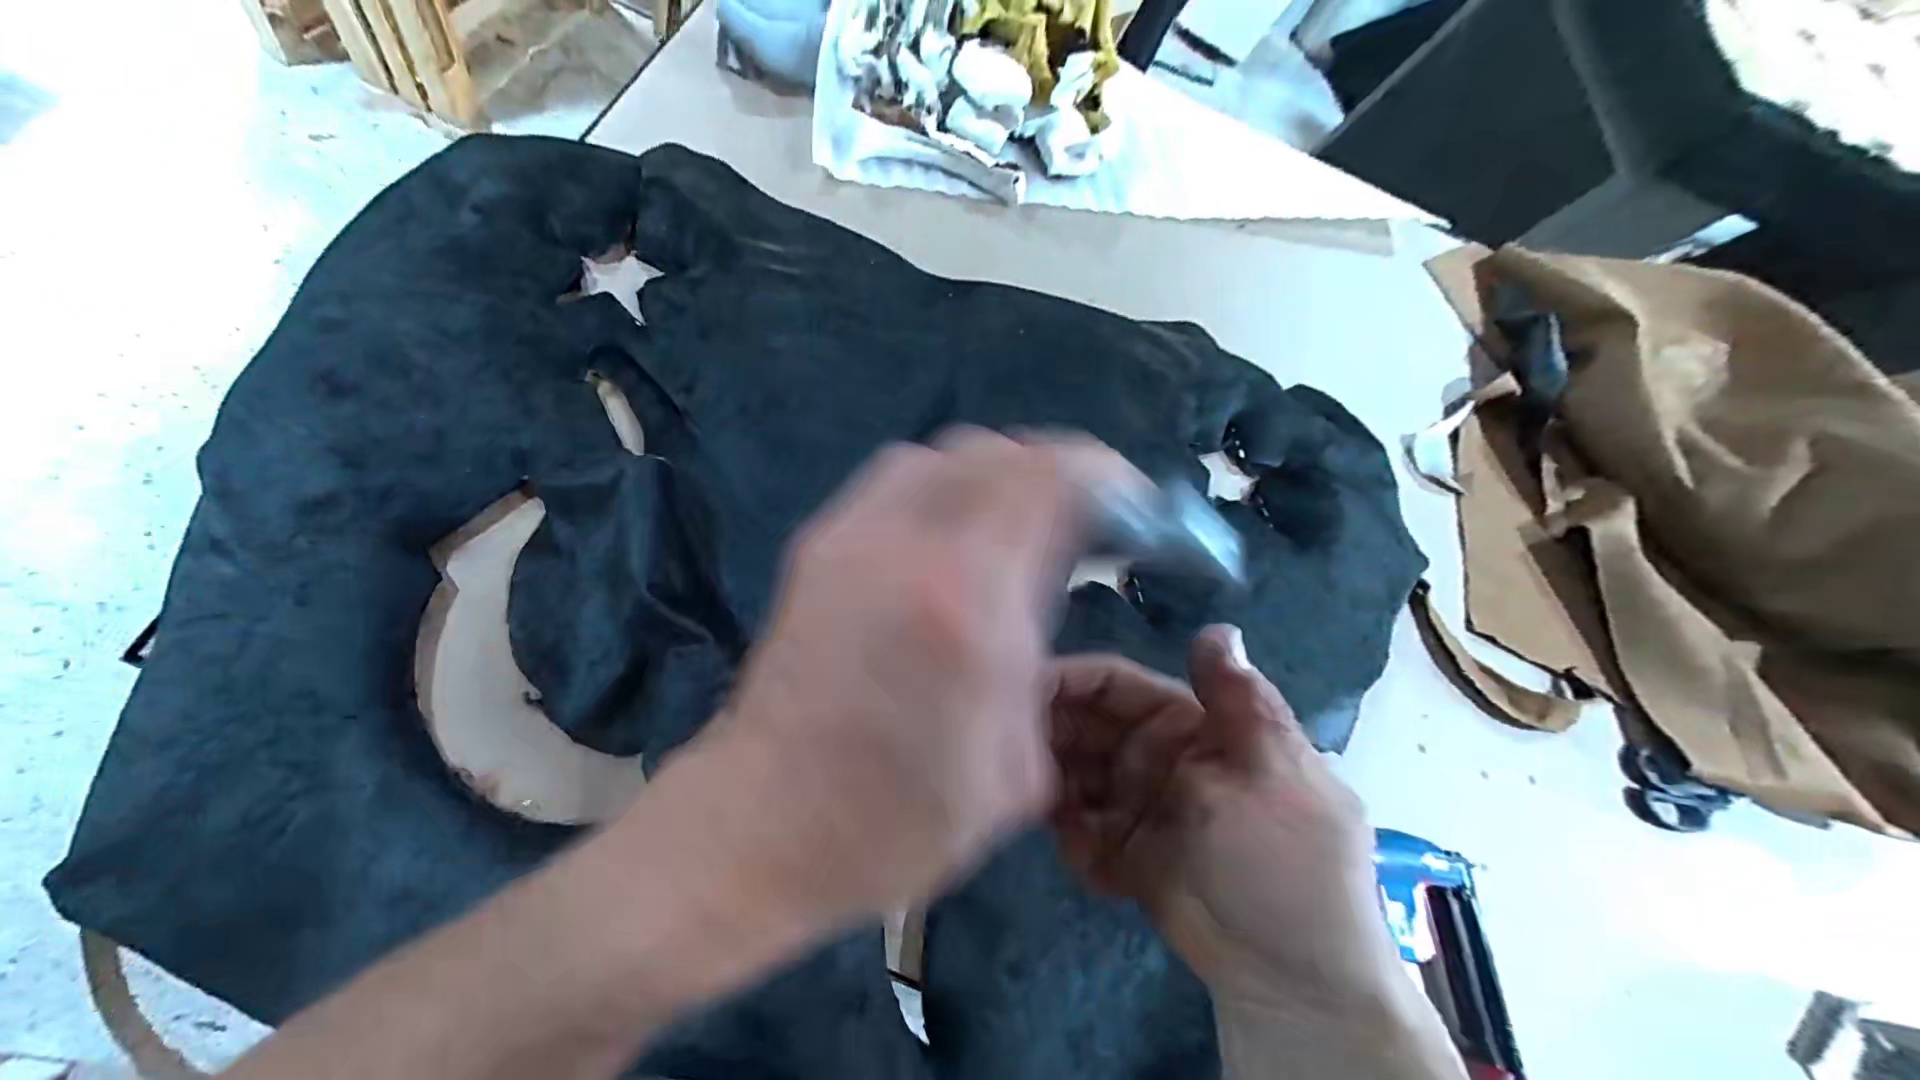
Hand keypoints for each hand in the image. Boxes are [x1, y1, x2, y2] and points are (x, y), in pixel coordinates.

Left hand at [678, 427, 1138, 929]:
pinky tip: (956, 532)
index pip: (1051, 481)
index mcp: (970, 603)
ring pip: (944, 454)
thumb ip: (1040, 661)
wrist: (761, 824)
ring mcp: (854, 538)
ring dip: (1000, 472)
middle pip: (1000, 453)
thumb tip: (1041, 599)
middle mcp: (910, 546)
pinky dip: (947, 485)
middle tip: (1084, 514)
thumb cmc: (897, 821)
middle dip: (1060, 470)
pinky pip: (898, 479)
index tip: (1131, 508)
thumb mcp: (1014, 768)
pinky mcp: (818, 547)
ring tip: (1022, 517)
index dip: (1106, 478)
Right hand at [1049, 627, 1402, 1012]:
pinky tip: (1079, 851)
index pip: (1114, 686)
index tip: (1014, 686)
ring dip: (1046, 780)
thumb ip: (1237, 701)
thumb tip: (1218, 627)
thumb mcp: (1273, 774)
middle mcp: (1152, 756)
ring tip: (1021, 795)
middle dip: (1044, 728)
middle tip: (1000, 744)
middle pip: (1082, 725)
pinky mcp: (1119, 851)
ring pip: (1071, 774)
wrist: (1294, 983)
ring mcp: (1132, 804)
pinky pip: (1076, 829)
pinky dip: (1069, 835)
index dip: (1068, 681)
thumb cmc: (1288, 865)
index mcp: (1187, 725)